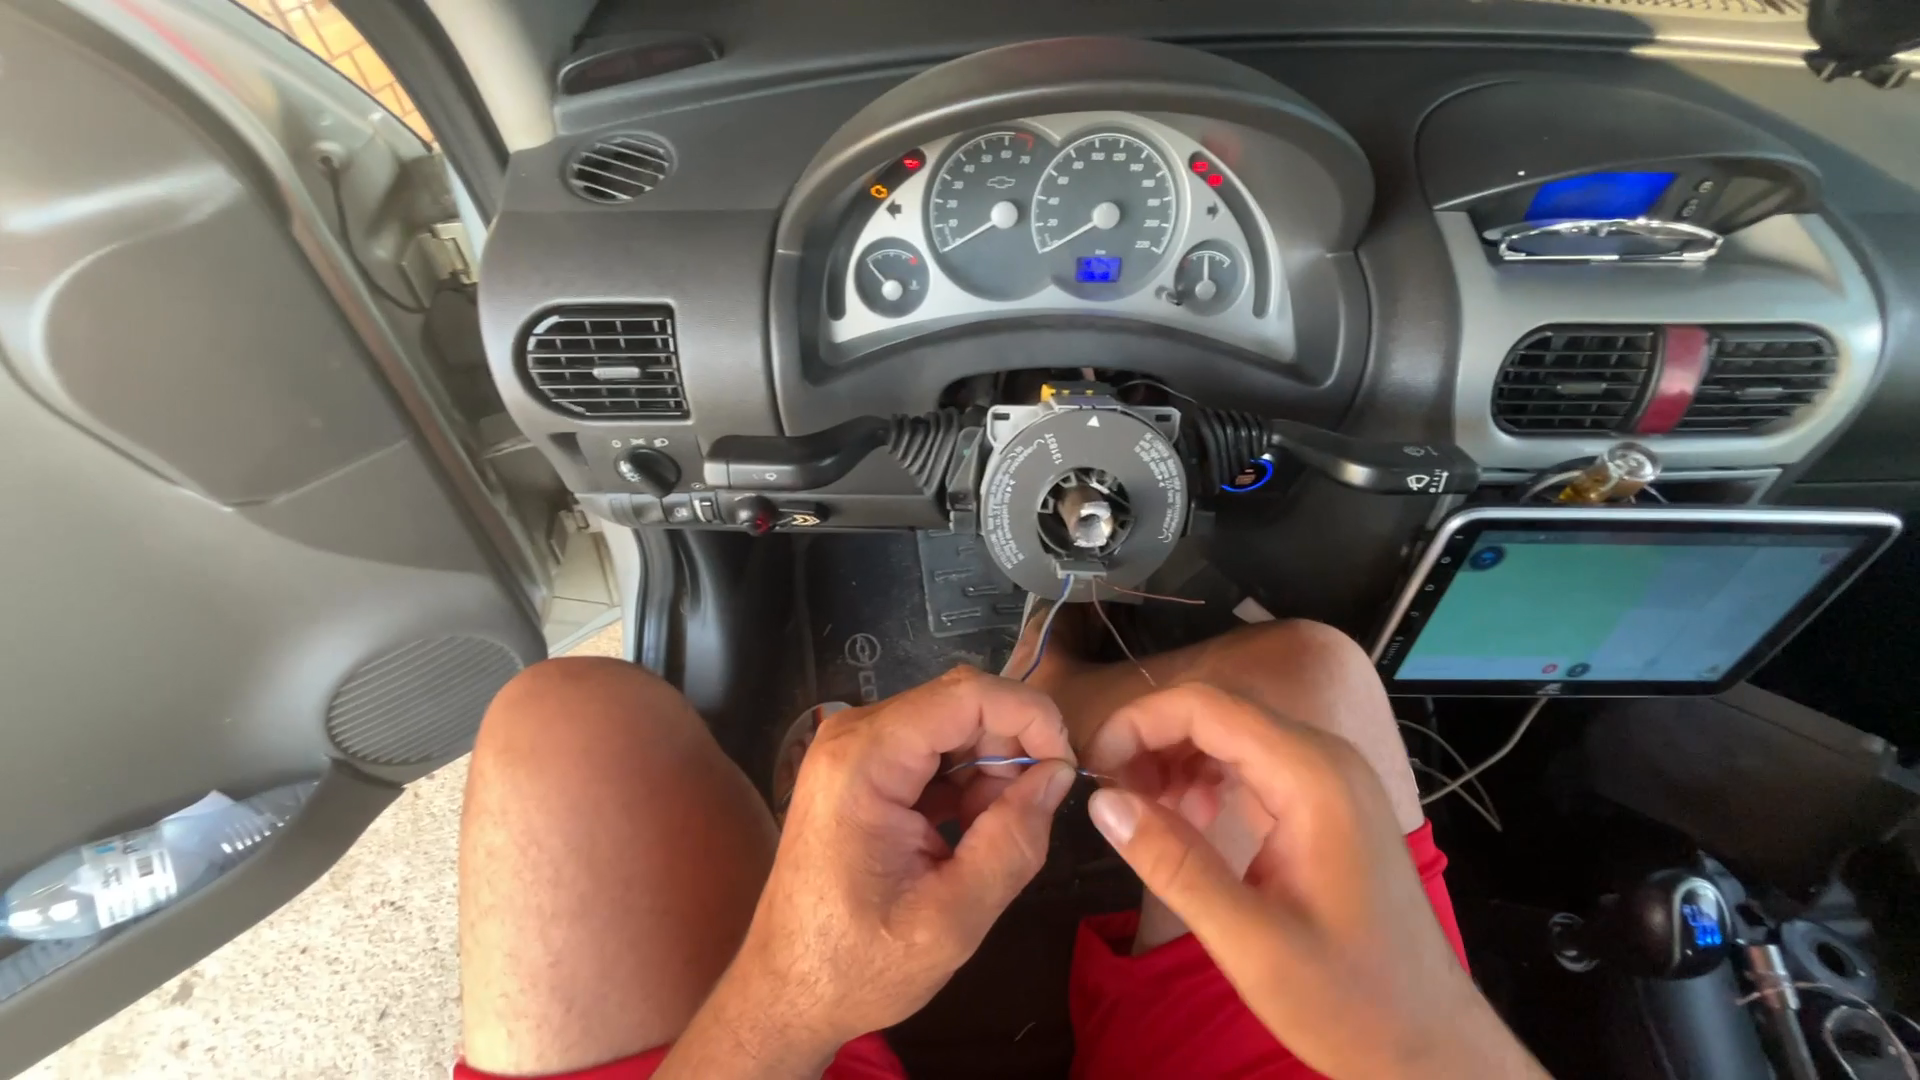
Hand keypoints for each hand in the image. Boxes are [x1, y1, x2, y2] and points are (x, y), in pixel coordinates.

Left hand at [660, 668, 1075, 1077]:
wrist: (785, 990)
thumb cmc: (858, 965)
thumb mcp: (952, 919)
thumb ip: (1013, 841)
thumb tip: (1059, 773)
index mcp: (866, 758)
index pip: (967, 694)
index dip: (1030, 716)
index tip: (1065, 766)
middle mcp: (855, 732)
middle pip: (960, 703)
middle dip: (1010, 748)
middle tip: (1028, 815)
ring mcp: (855, 744)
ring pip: (952, 722)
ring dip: (989, 768)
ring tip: (988, 836)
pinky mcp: (862, 763)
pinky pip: (932, 746)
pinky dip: (964, 780)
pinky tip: (962, 832)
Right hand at [1082, 684, 1547, 1079]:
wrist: (1431, 1045)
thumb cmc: (1349, 1000)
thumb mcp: (1250, 942)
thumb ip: (1173, 864)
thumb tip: (1100, 801)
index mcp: (1311, 775)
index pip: (1206, 706)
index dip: (1138, 723)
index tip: (1093, 767)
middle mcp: (1321, 757)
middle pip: (1214, 712)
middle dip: (1150, 742)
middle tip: (1109, 795)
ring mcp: (1324, 775)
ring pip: (1226, 733)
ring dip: (1172, 760)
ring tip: (1138, 812)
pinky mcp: (1319, 798)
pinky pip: (1246, 763)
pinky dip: (1201, 779)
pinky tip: (1181, 820)